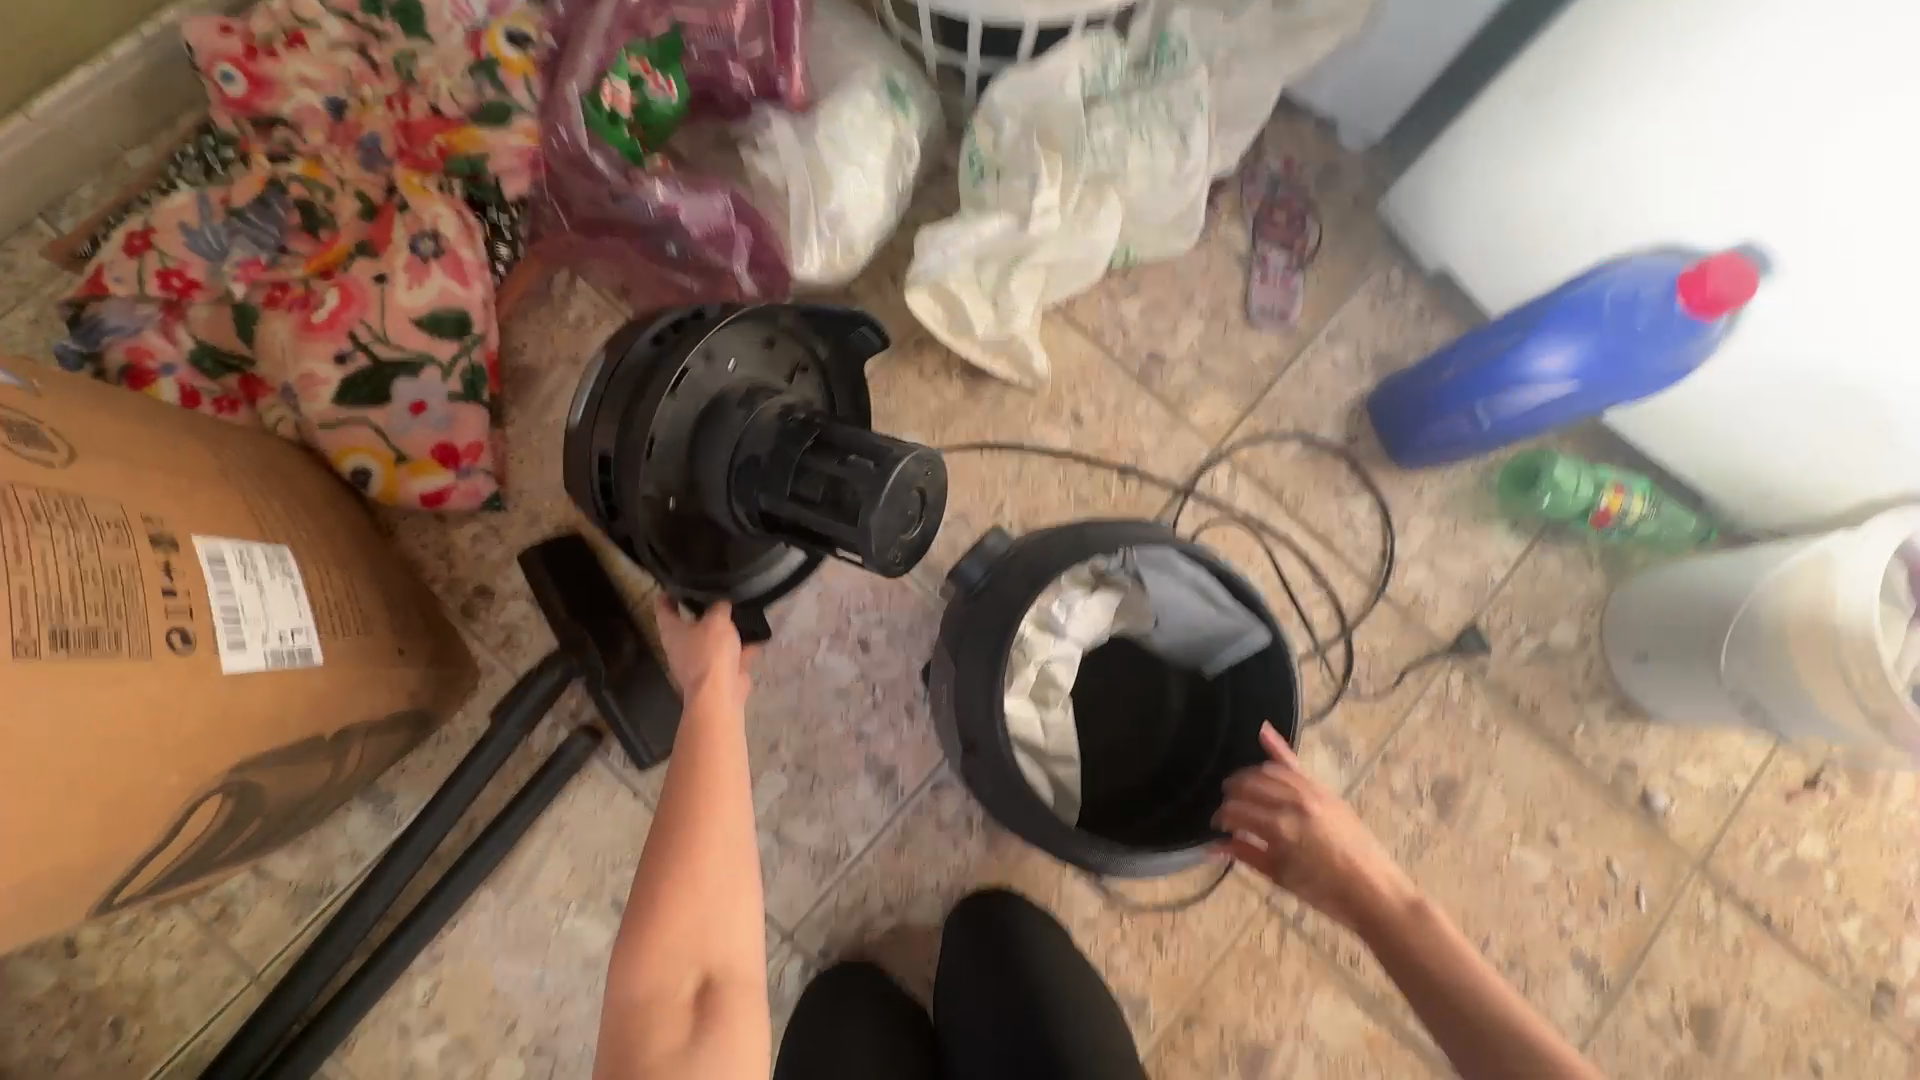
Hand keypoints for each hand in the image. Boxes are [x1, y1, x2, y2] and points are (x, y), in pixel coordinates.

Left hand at [653, 597, 756, 707]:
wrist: (720, 691)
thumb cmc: (710, 651)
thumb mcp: (717, 619)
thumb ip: (719, 607)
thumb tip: (722, 603)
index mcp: (672, 631)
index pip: (663, 608)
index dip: (667, 595)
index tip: (674, 584)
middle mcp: (681, 646)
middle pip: (688, 624)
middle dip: (701, 611)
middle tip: (716, 593)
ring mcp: (699, 661)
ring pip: (711, 640)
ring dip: (724, 630)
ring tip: (740, 612)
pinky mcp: (717, 672)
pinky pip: (730, 654)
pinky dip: (741, 647)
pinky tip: (758, 636)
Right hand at [1215, 722, 1416, 932]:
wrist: (1374, 892)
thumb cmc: (1325, 893)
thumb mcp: (1280, 877)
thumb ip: (1245, 854)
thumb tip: (1213, 845)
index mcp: (1279, 828)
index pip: (1235, 811)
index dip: (1221, 818)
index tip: (1217, 827)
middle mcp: (1292, 802)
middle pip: (1247, 785)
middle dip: (1231, 795)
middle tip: (1228, 809)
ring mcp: (1310, 792)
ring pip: (1267, 771)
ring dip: (1247, 776)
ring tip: (1240, 788)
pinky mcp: (1324, 789)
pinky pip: (1295, 763)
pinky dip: (1277, 746)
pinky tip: (1262, 731)